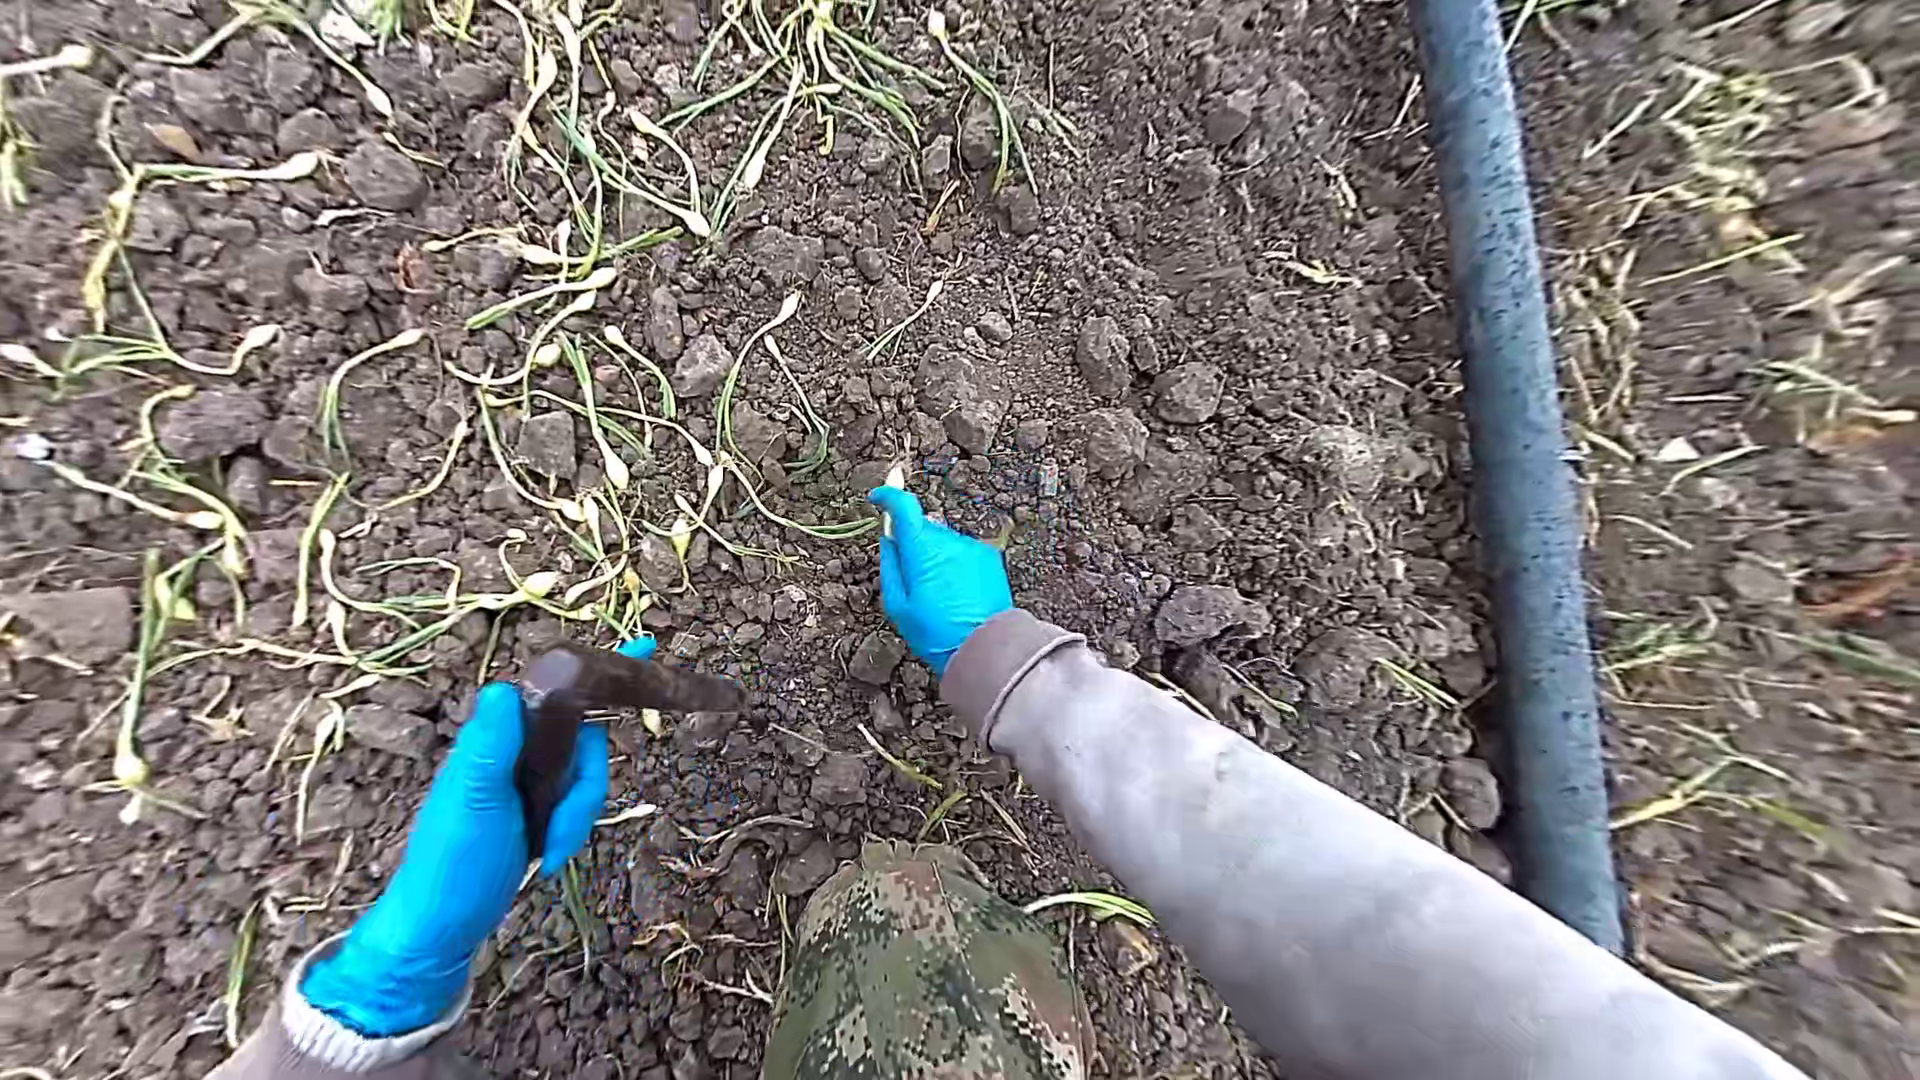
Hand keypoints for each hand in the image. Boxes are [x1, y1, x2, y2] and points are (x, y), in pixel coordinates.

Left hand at [301, 637, 653, 1035]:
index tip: (645, 649)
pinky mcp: (546, 806)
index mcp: (501, 739)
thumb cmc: (450, 861)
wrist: (443, 928)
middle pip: (588, 740)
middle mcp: (522, 751)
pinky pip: (584, 802)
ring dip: (577, 813)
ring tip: (550, 845)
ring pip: (591, 774)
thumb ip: (491, 744)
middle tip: (563, 816)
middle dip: (585, 782)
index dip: (601, 671)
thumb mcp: (472, 801)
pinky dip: (574, 828)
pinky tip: (550, 853)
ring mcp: (536, 780)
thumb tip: (504, 686)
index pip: (555, 691)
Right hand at [868, 487, 1012, 675]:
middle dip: (913, 544)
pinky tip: (957, 592)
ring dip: (936, 556)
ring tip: (939, 593)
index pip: (904, 506)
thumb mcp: (898, 606)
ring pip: (943, 541)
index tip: (879, 499)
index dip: (889, 497)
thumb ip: (890, 566)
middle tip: (912, 578)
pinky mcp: (988, 557)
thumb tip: (888, 539)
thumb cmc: (938, 633)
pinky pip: (962, 552)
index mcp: (923, 551)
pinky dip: (955, 564)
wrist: (985, 647)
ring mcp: (972, 548)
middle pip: (923, 529)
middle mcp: (949, 542)